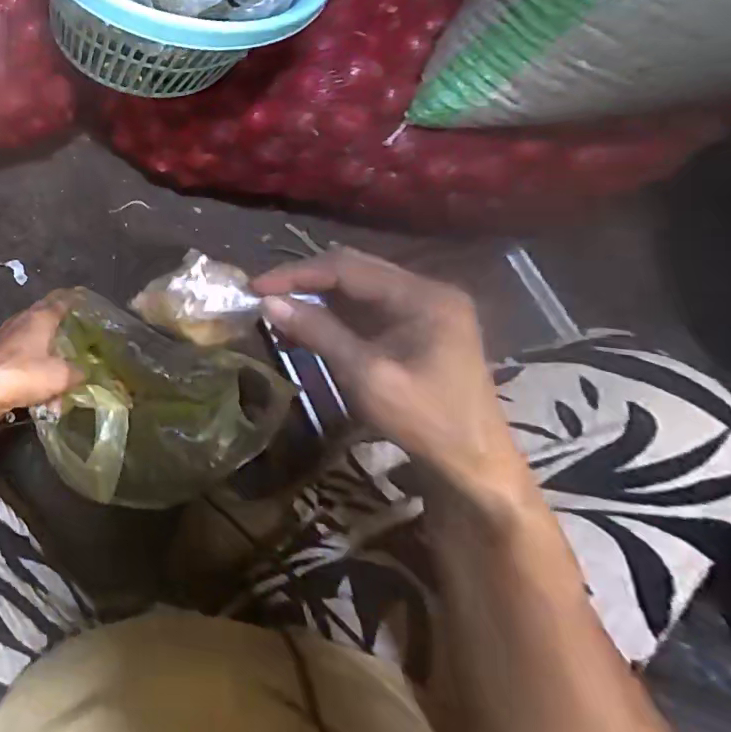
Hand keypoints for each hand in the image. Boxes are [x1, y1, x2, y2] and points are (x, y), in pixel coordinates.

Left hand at [0, 293, 81, 430]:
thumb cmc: (23, 374)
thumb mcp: (61, 376)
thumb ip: (76, 371)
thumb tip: (80, 372)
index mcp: (40, 317)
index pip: (61, 301)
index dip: (74, 299)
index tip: (84, 300)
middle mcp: (22, 321)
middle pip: (47, 320)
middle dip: (62, 331)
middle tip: (79, 340)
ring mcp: (6, 337)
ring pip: (36, 345)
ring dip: (49, 362)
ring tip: (61, 387)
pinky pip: (24, 361)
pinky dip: (35, 375)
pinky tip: (42, 399)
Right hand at [252, 248, 531, 504]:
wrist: (475, 464)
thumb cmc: (425, 420)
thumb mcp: (365, 375)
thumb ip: (318, 332)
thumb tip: (267, 302)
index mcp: (423, 296)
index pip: (346, 267)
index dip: (296, 274)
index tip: (255, 288)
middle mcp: (425, 292)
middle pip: (351, 269)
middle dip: (303, 280)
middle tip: (261, 296)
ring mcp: (422, 309)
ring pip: (353, 287)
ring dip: (313, 297)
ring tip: (276, 313)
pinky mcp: (413, 327)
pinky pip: (362, 307)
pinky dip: (329, 314)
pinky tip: (302, 330)